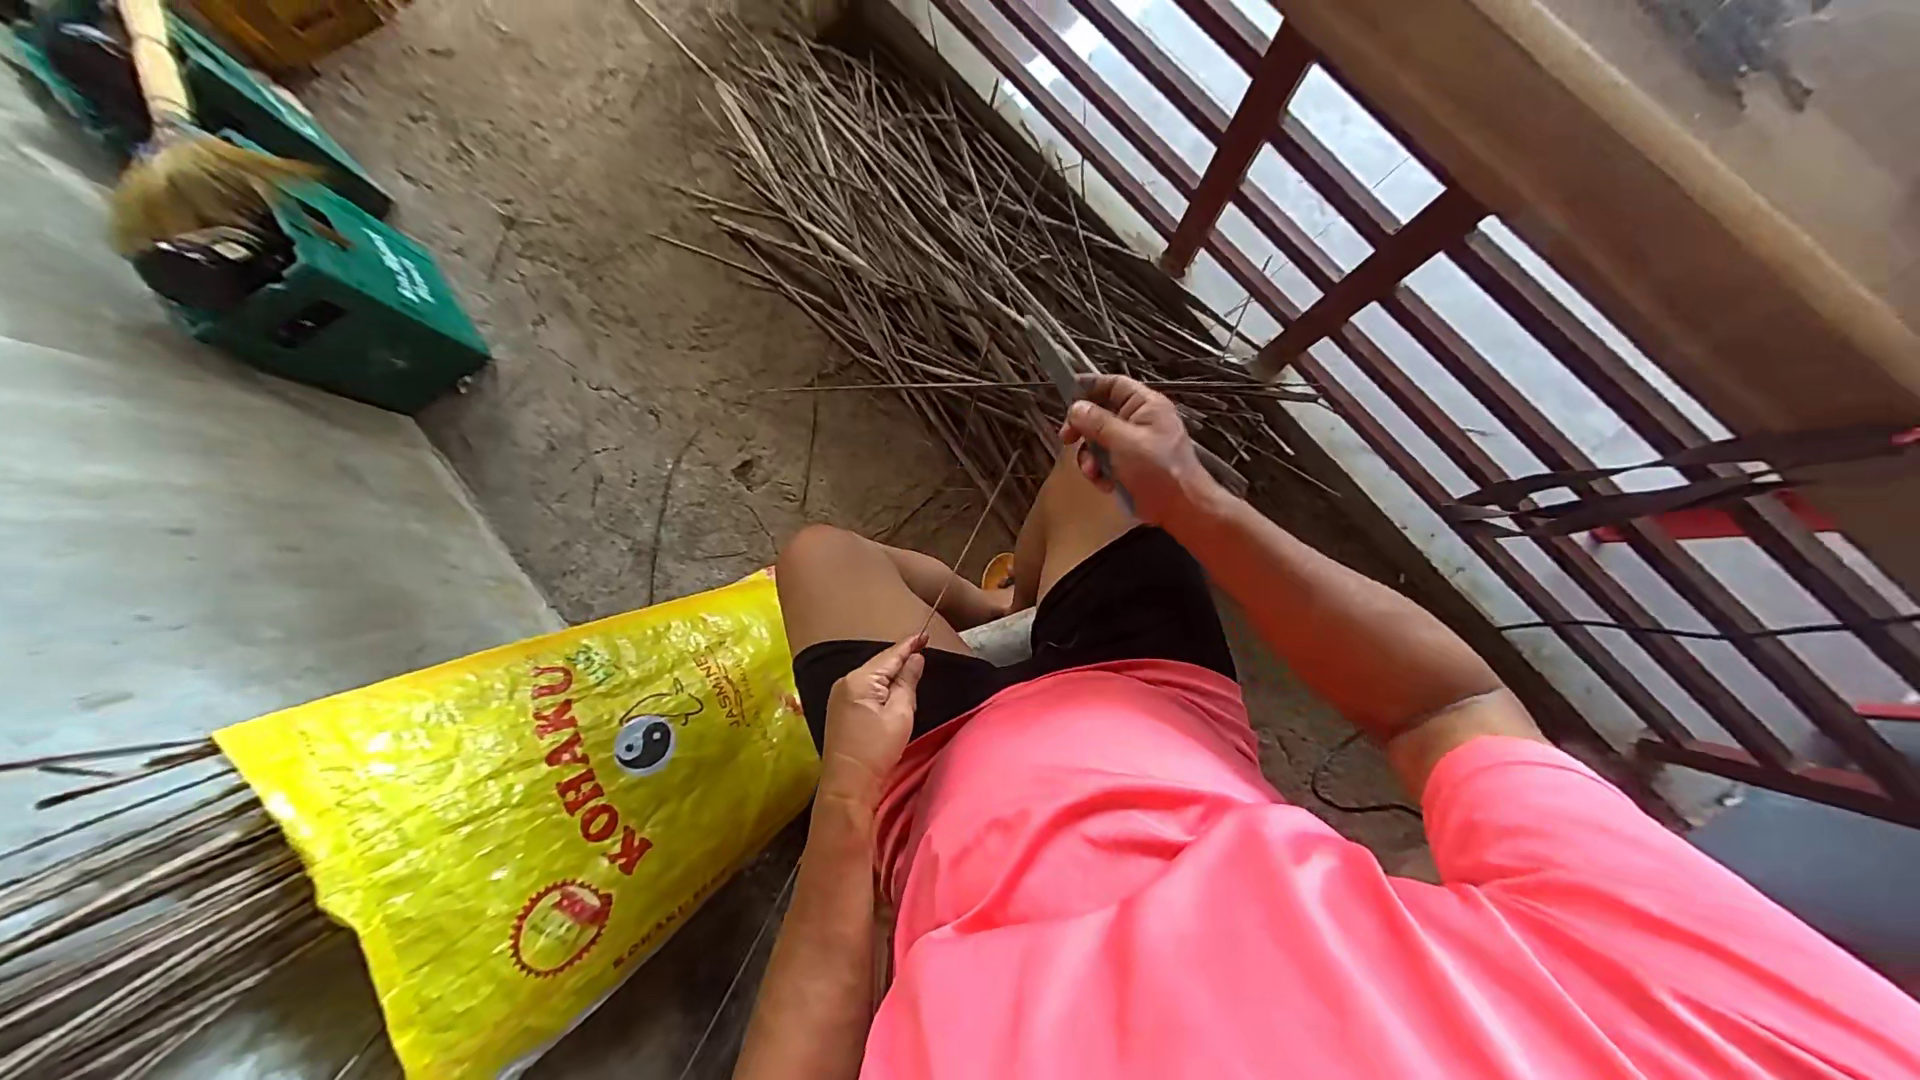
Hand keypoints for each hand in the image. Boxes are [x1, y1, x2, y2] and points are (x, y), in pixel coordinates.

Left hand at [818, 634, 926, 807]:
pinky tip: (893, 691)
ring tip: (912, 675)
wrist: (848, 784)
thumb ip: (908, 682)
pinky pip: (865, 688)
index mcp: (860, 679)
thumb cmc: (876, 750)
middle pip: (880, 664)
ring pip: (873, 676)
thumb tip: (916, 659)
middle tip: (923, 657)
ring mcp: (839, 695)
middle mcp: (845, 681)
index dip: (910, 645)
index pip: (890, 655)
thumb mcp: (901, 714)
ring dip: (892, 675)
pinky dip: (881, 687)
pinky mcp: (840, 708)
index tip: (926, 634)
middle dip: (901, 661)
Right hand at [1059, 373, 1225, 525]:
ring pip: (1098, 441)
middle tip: (1066, 439)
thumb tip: (1075, 408)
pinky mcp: (1129, 466)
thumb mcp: (1123, 441)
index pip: (1114, 384)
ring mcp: (1134, 445)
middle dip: (1083, 429)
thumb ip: (1097, 422)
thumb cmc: (1157, 469)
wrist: (1180, 508)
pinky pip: (1105, 462)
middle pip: (1100, 414)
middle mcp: (1139, 421)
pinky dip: (1100, 472)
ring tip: (1093, 472)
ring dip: (1090, 457)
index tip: (1066, 395)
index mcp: (1146, 405)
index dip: (1089, 386)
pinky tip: (1106, 484)